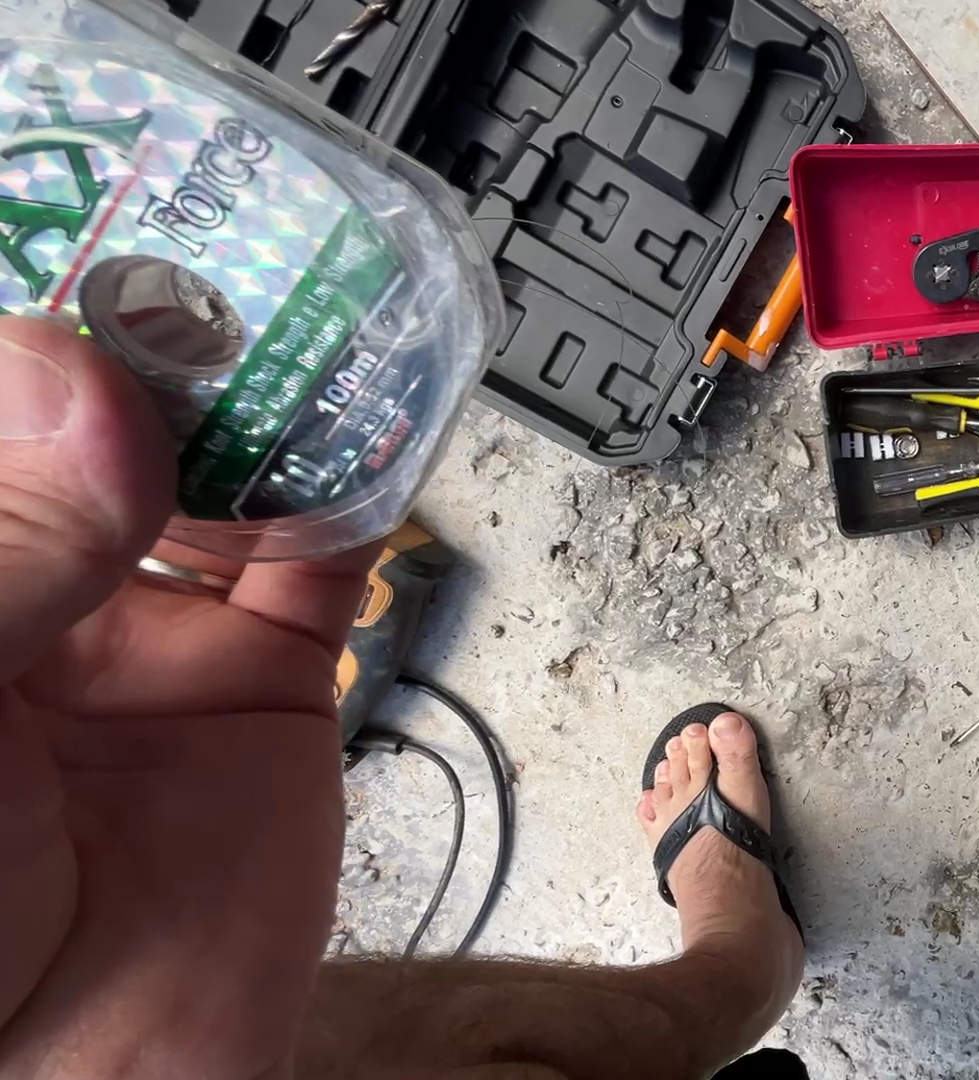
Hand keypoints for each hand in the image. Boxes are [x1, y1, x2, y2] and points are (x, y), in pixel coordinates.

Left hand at [0, 318, 372, 1076]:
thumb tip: (83, 378)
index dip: (18, 309)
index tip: (76, 212)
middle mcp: (8, 586)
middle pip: (98, 428)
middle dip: (154, 342)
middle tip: (217, 253)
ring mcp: (145, 630)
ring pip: (223, 481)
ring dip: (272, 407)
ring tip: (314, 327)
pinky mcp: (269, 674)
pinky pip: (323, 565)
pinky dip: (355, 496)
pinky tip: (369, 435)